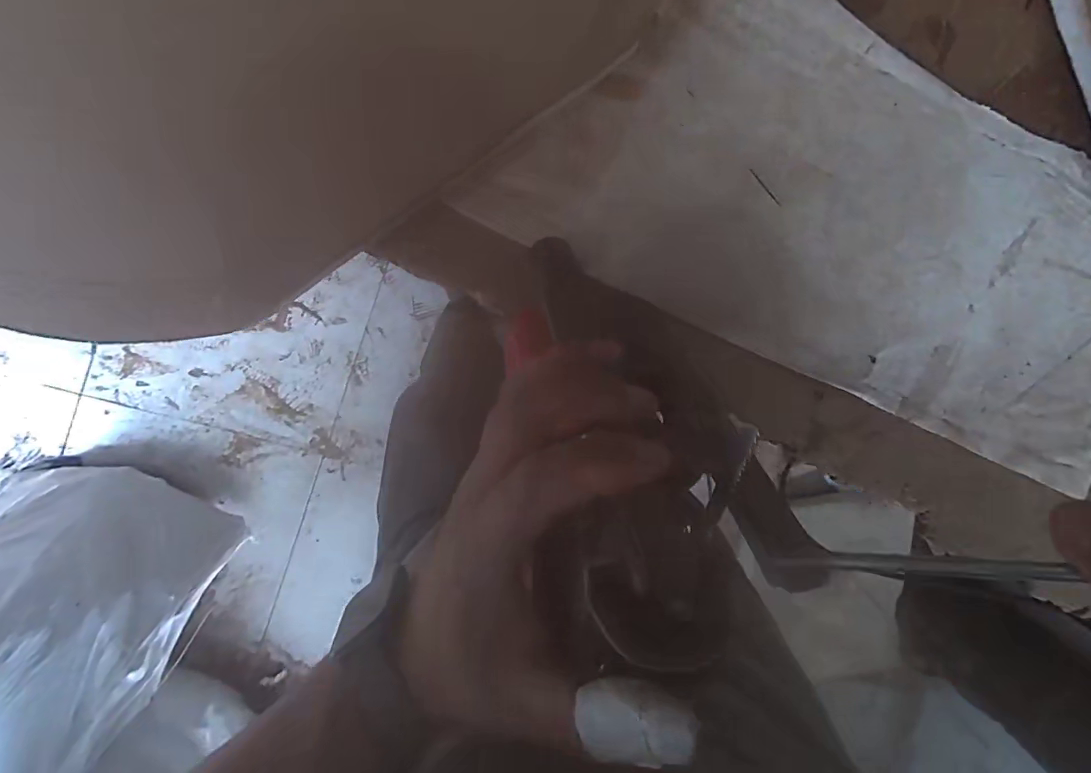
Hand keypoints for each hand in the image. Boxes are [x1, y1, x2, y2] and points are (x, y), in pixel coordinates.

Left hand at [398, 340, 668, 748]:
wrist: (408, 648)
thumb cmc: (469, 666)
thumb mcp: (531, 703)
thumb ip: (599, 720)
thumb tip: (682, 734)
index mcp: (488, 542)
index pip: (537, 482)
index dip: (601, 462)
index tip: (661, 460)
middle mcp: (481, 488)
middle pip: (527, 418)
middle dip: (595, 404)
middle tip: (654, 415)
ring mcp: (481, 464)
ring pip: (521, 394)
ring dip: (579, 375)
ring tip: (634, 380)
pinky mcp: (491, 454)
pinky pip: (519, 392)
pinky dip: (558, 364)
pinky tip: (600, 356)